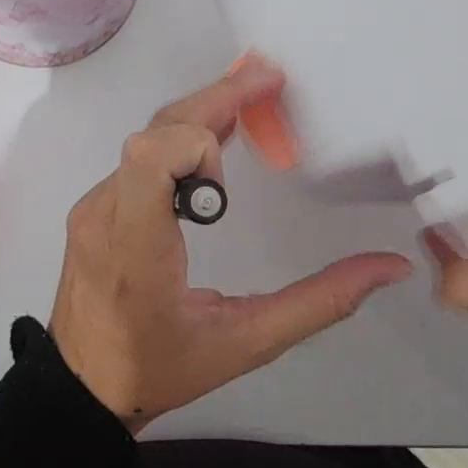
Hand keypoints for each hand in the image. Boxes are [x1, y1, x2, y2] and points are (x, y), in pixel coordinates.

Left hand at [49, 56, 411, 432]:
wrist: (79, 387)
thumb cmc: (158, 369)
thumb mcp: (244, 344)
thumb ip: (317, 304)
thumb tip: (388, 268)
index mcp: (137, 247)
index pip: (148, 157)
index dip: (194, 142)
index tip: (231, 175)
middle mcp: (105, 214)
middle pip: (152, 134)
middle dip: (212, 102)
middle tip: (269, 79)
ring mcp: (92, 209)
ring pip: (143, 143)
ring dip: (197, 120)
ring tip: (252, 103)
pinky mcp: (93, 211)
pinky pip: (135, 162)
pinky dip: (176, 145)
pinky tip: (213, 148)